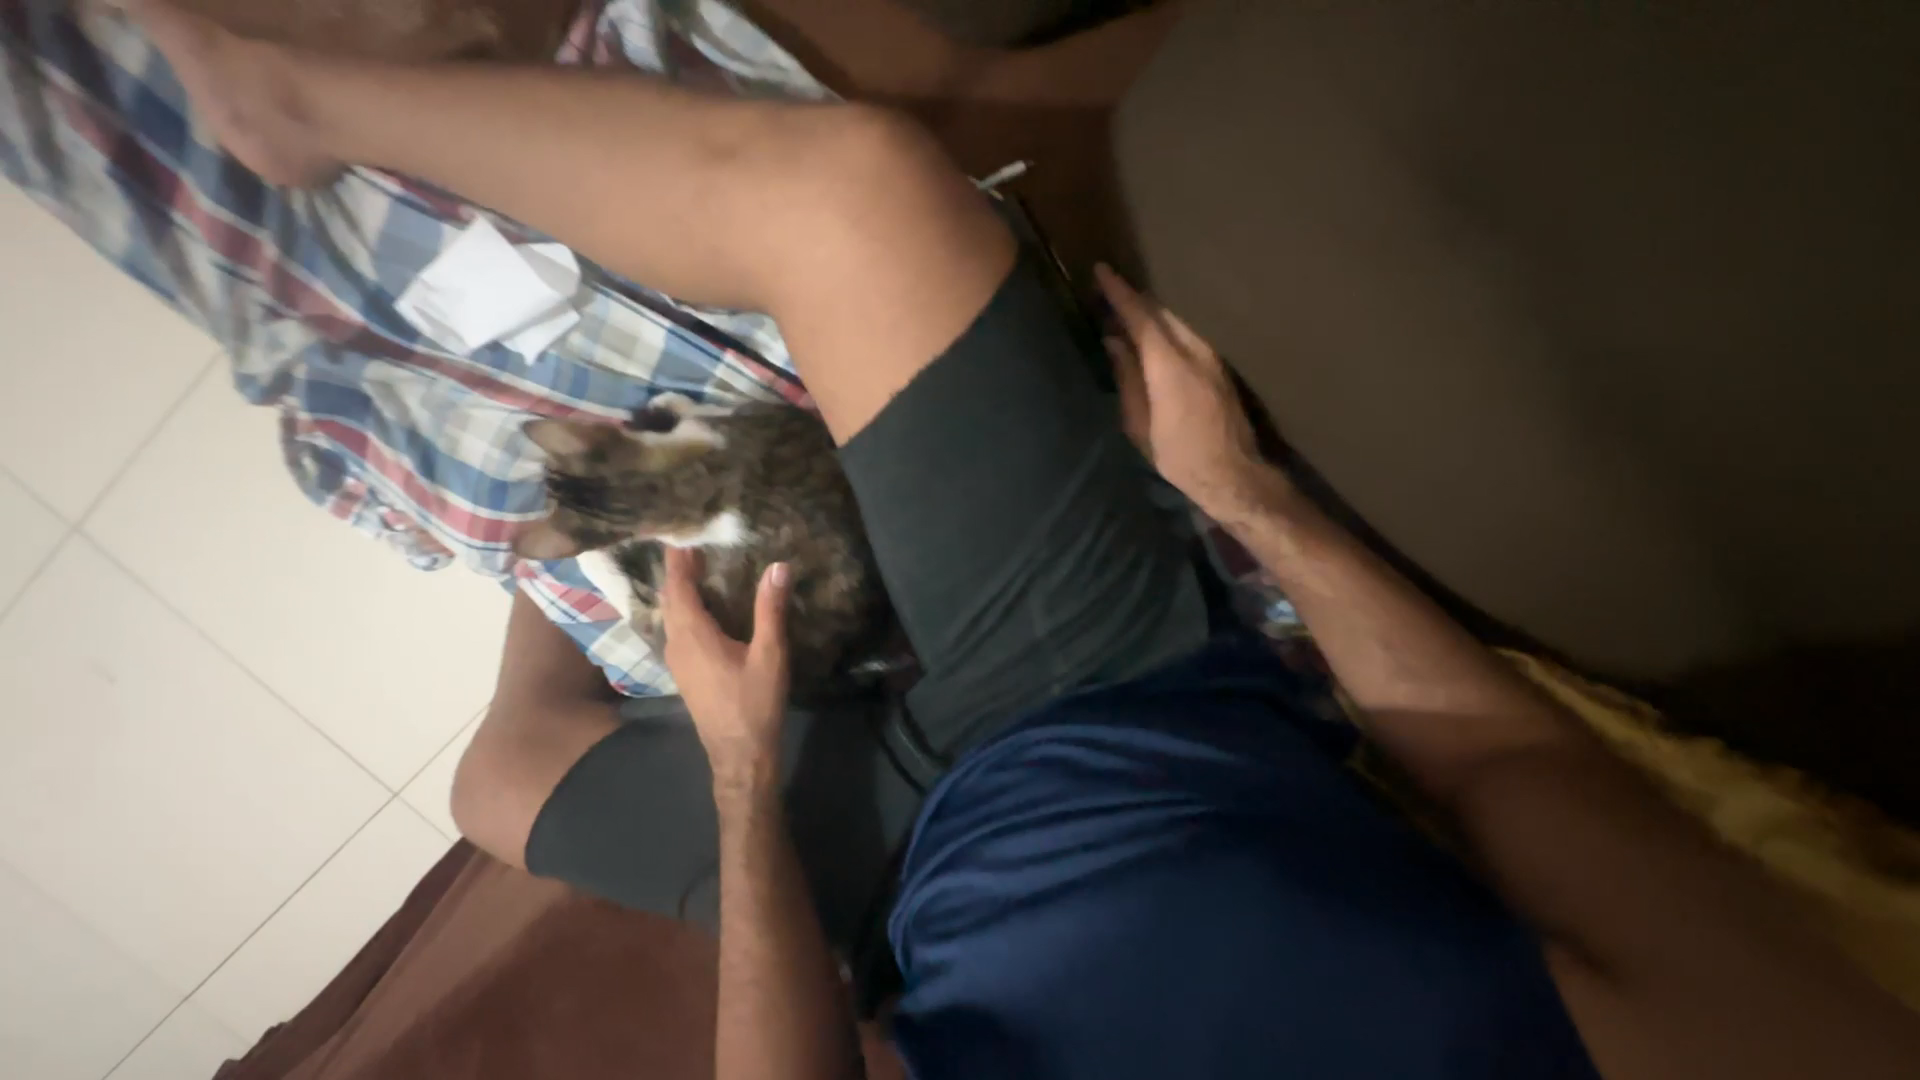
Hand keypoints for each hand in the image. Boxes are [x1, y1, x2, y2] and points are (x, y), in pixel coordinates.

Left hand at [660, 547, 792, 798]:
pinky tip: (704, 607)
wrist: (739, 754)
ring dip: (680, 590)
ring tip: (697, 567)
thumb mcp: (770, 655)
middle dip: (678, 571)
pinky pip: (678, 629)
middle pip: (671, 599)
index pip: (679, 587)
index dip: (679, 560)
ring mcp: (677, 660)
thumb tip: (777, 566)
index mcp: (693, 635)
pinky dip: (686, 609)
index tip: (681, 533)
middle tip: (692, 543)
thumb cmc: (754, 703)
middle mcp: (677, 644)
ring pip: (672, 615)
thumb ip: (770, 610)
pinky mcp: (684, 672)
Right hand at [1095, 264, 1286, 520]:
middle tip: (1108, 293)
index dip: (1119, 293)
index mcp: (1169, 364)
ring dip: (1151, 316)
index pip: (1140, 317)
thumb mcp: (1140, 422)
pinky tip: (1152, 339)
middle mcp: (1194, 351)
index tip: (1101, 271)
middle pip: (1161, 314)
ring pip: (1176, 323)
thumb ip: (1127, 377)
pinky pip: (1186, 336)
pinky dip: (1166, 331)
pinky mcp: (1219, 368)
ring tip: (1126, 316)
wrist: (1232, 473)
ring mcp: (1211, 357)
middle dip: (1134, 300)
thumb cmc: (1178, 455)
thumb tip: (1114, 342)